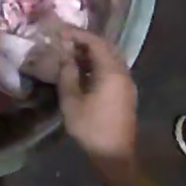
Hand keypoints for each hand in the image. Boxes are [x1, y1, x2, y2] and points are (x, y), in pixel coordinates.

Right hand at [55, 27, 137, 163]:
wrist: (114, 153)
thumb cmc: (90, 126)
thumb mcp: (71, 100)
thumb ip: (68, 74)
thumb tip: (65, 56)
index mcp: (111, 72)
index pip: (96, 43)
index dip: (77, 35)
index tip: (59, 32)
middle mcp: (123, 73)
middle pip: (106, 48)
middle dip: (85, 41)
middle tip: (64, 39)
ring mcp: (126, 83)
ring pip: (110, 58)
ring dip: (91, 52)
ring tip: (69, 52)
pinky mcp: (124, 92)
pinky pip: (111, 69)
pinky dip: (96, 63)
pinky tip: (81, 68)